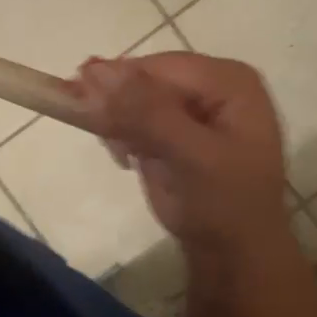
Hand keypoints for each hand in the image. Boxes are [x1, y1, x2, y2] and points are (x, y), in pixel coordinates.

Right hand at [75, 52, 291, 257]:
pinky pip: (124, 110)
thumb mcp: (190, 155)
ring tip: (124, 154)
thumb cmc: (224, 203)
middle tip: (106, 137)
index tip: (85, 109)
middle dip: (116, 106)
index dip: (118, 84)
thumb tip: (93, 69)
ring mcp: (186, 101)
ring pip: (126, 93)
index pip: (156, 67)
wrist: (231, 250)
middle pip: (139, 77)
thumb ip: (146, 111)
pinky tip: (127, 156)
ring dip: (114, 121)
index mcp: (228, 80)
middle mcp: (208, 82)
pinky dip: (116, 130)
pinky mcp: (167, 121)